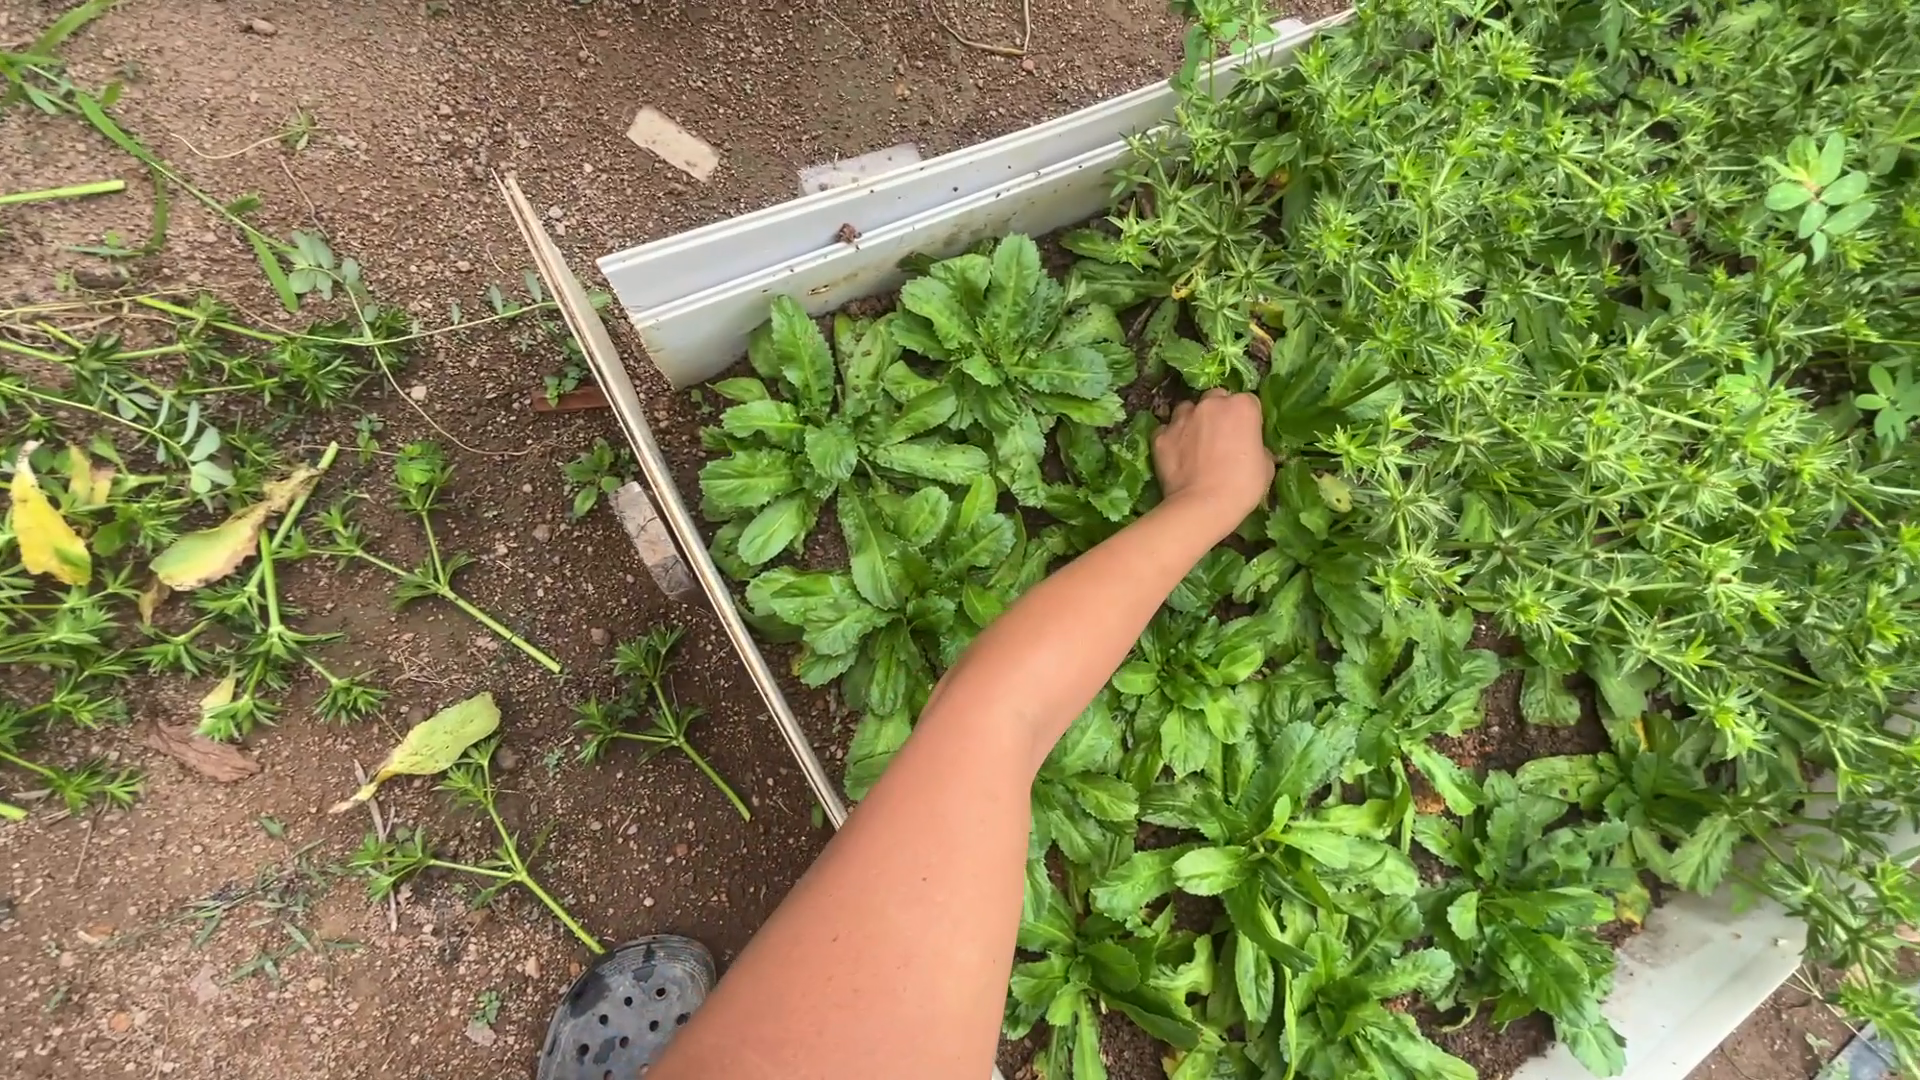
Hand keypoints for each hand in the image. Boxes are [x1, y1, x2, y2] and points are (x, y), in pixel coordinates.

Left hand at [1152, 389, 1272, 537]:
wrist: (1203, 505)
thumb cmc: (1242, 486)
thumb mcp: (1266, 465)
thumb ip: (1258, 447)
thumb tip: (1252, 448)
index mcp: (1242, 406)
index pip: (1247, 402)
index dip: (1246, 419)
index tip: (1244, 434)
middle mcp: (1210, 404)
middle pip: (1214, 399)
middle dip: (1217, 412)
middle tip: (1219, 436)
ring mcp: (1181, 419)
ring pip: (1187, 410)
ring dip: (1191, 421)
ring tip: (1194, 442)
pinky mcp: (1160, 436)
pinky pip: (1165, 430)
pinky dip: (1170, 438)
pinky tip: (1175, 454)